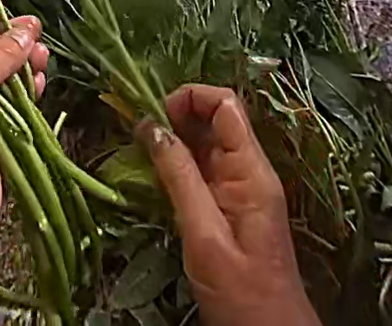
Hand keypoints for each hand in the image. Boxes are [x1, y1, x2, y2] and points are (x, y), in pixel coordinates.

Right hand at [139, 85, 319, 325]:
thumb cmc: (242, 294)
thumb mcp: (204, 234)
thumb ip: (179, 177)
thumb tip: (151, 126)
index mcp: (250, 170)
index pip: (226, 105)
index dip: (192, 97)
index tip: (157, 113)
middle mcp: (247, 169)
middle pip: (214, 118)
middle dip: (176, 115)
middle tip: (141, 131)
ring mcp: (238, 186)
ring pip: (205, 141)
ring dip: (173, 138)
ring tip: (140, 148)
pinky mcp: (228, 204)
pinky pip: (201, 167)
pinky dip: (176, 162)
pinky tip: (154, 172)